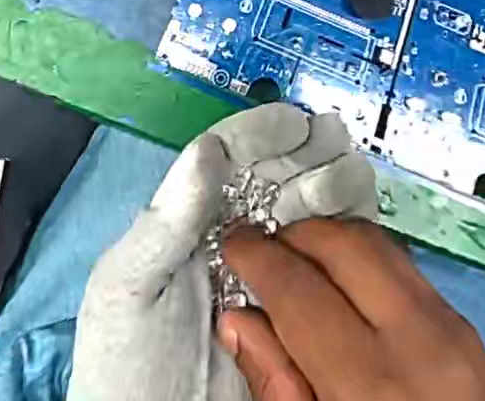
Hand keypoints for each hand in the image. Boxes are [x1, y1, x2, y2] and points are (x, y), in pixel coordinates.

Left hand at [67, 104, 376, 400]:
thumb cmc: (129, 361)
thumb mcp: (130, 285)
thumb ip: (168, 218)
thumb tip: (209, 148)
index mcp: (195, 215)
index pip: (232, 157)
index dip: (263, 133)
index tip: (294, 124)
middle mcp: (237, 231)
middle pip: (278, 173)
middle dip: (308, 150)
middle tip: (332, 142)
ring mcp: (271, 266)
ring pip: (310, 207)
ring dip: (332, 182)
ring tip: (345, 177)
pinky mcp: (301, 305)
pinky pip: (329, 256)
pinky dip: (347, 228)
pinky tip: (355, 219)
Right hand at [220, 218, 484, 400]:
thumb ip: (279, 387)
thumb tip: (238, 318)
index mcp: (372, 386)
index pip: (299, 289)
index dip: (257, 256)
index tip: (233, 242)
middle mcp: (418, 340)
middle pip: (342, 245)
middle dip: (294, 235)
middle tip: (263, 249)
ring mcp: (449, 326)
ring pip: (375, 241)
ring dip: (328, 238)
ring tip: (297, 259)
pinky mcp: (464, 324)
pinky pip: (401, 262)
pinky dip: (361, 256)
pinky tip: (340, 278)